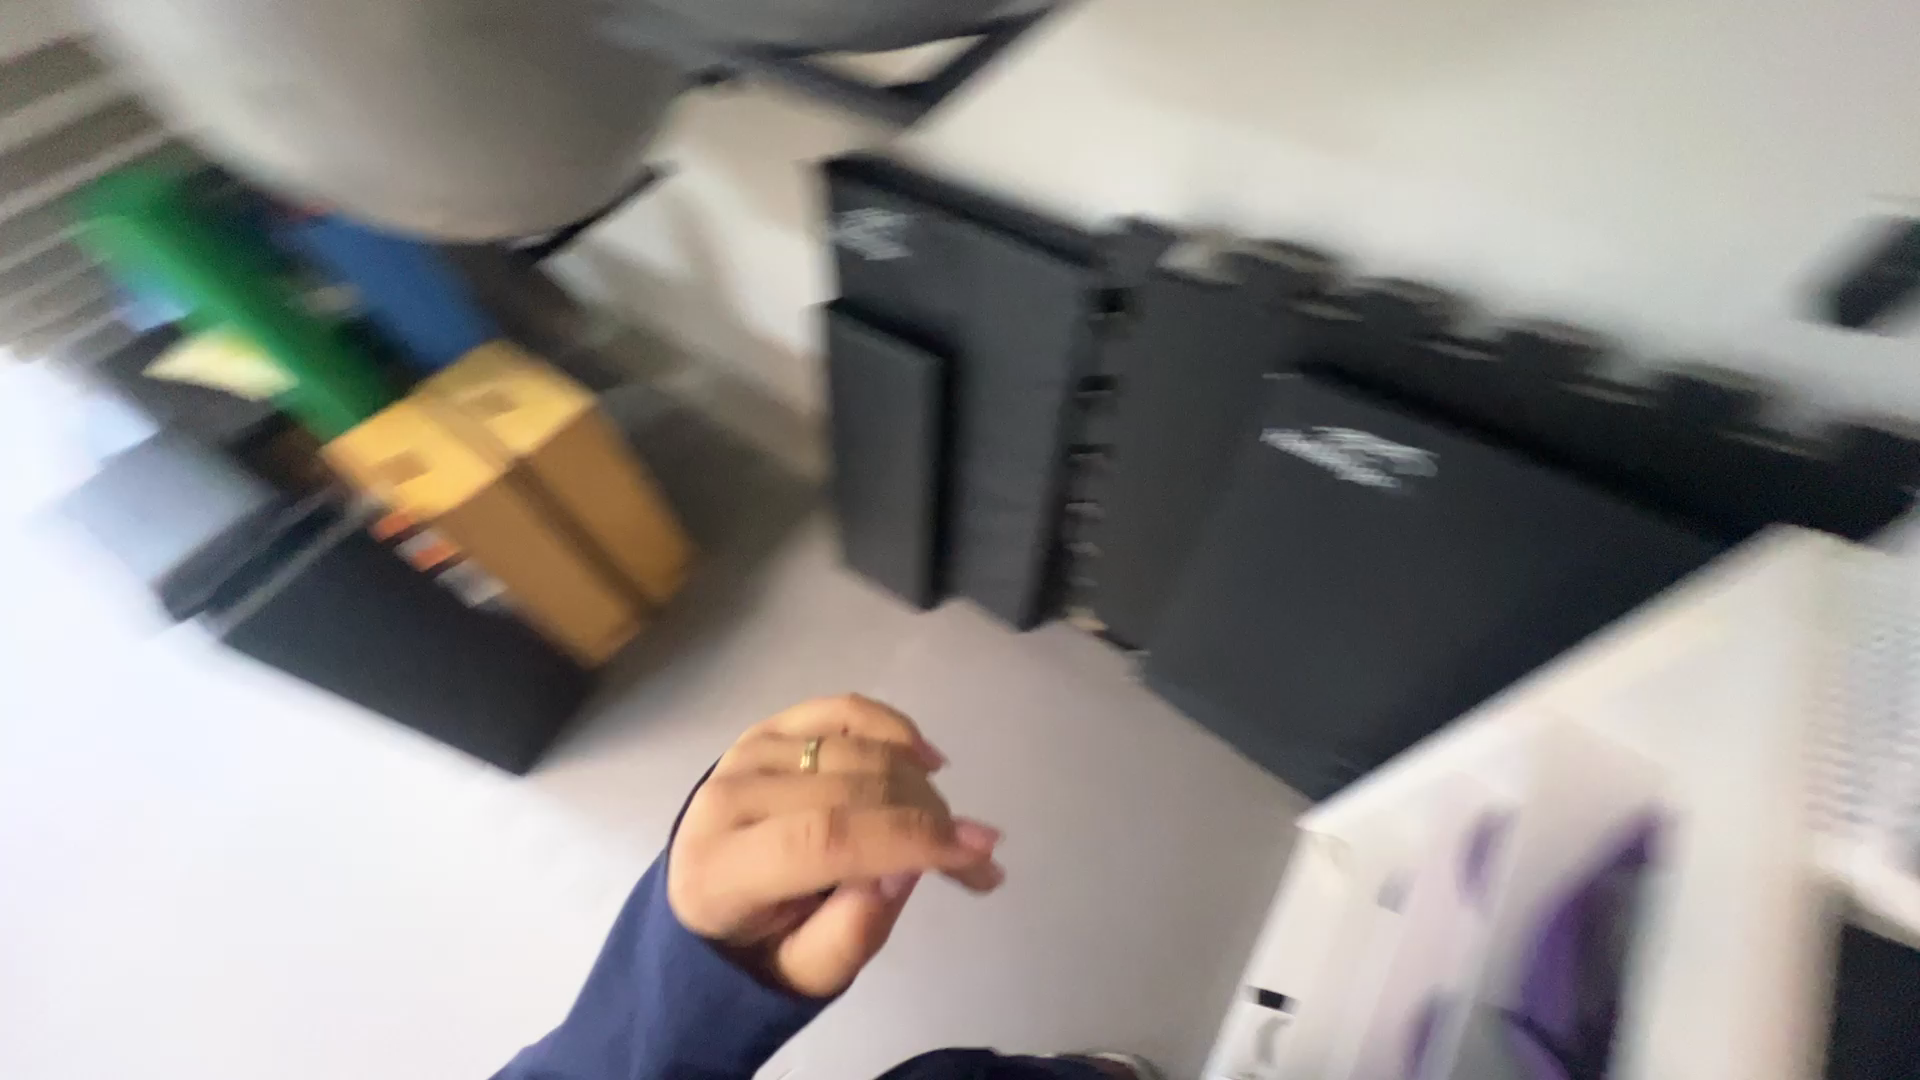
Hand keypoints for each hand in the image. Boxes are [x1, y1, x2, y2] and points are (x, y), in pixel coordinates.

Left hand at [667, 694, 1004, 997]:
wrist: (706, 899)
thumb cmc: (758, 948)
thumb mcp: (800, 975)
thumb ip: (848, 935)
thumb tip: (906, 870)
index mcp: (720, 869)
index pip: (825, 838)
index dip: (908, 838)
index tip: (977, 851)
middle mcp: (726, 796)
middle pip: (850, 788)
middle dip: (928, 816)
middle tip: (974, 854)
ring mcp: (748, 752)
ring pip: (856, 748)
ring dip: (918, 782)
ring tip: (945, 823)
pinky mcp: (770, 727)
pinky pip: (844, 710)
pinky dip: (894, 728)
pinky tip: (925, 759)